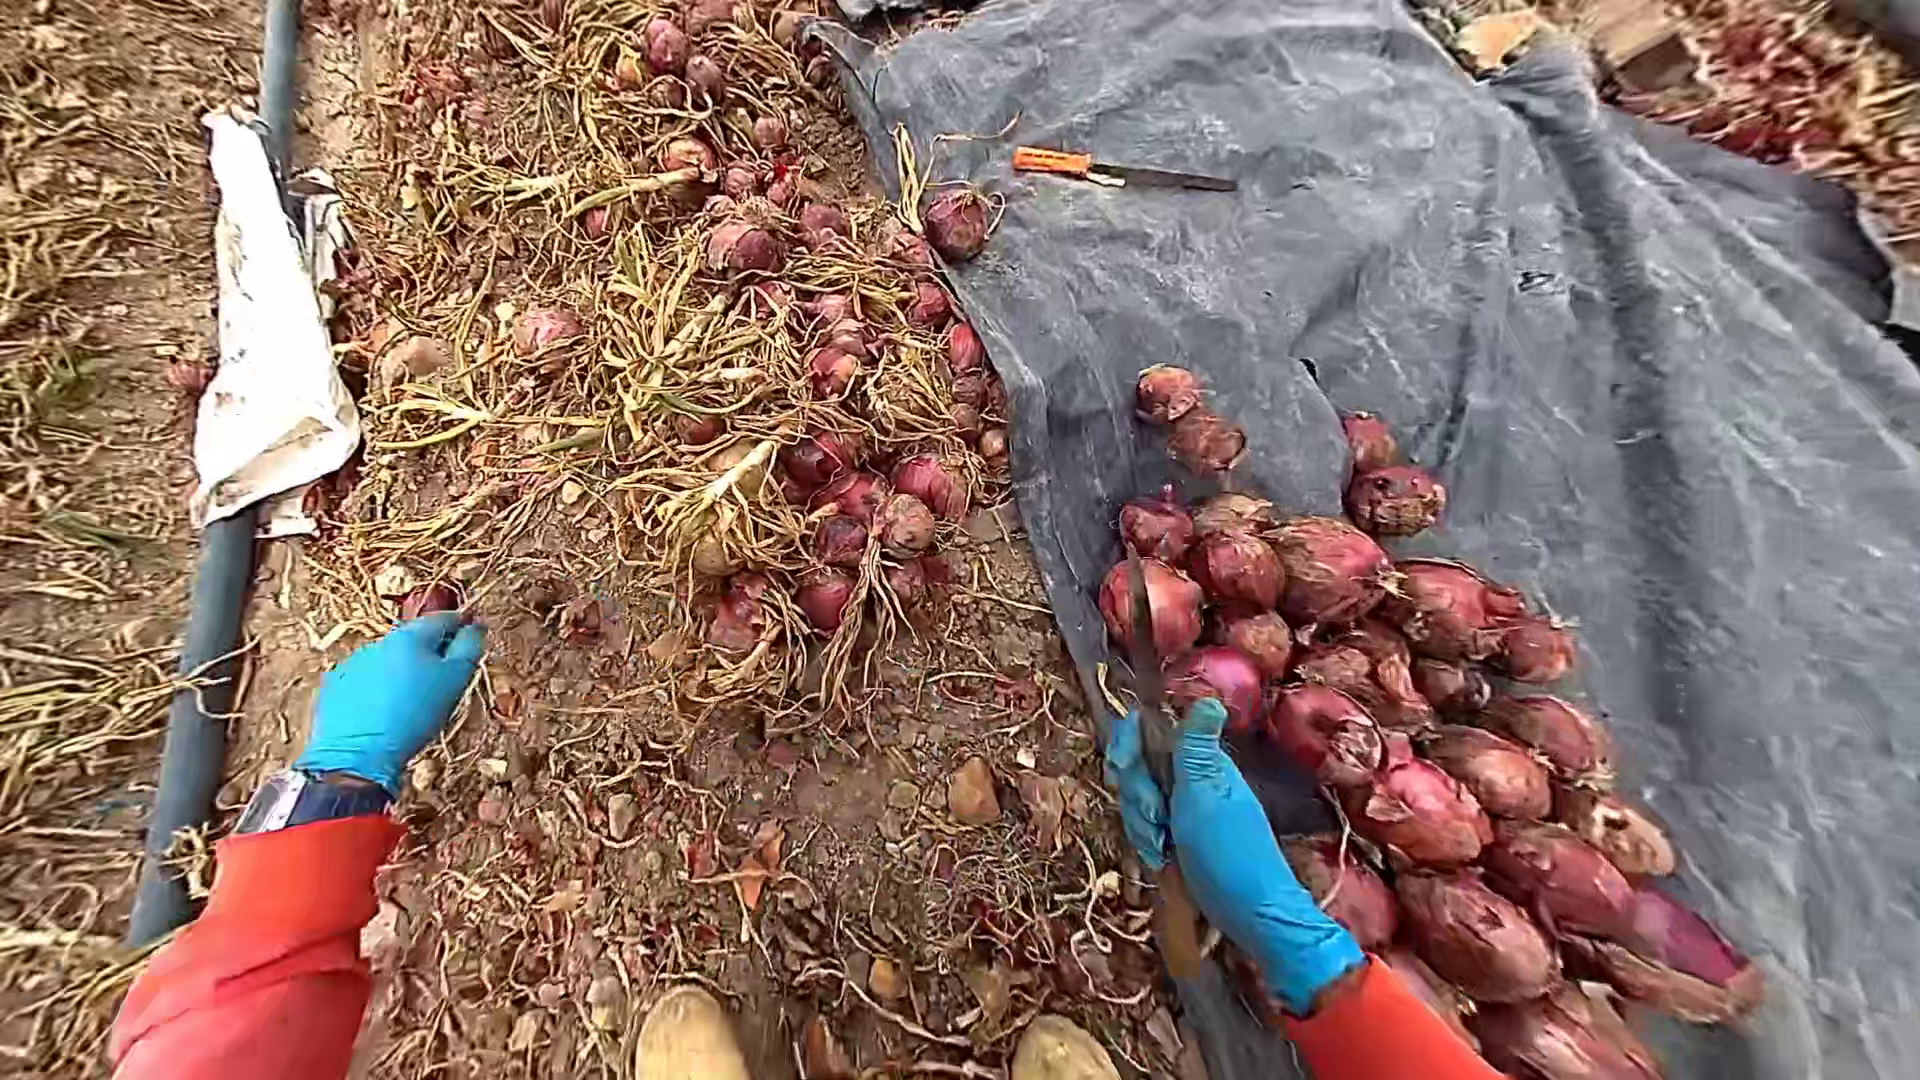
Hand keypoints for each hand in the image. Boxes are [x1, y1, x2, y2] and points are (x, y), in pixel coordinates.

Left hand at [295, 613, 484, 794]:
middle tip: (449, 674)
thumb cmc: (417, 713)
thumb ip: (470, 645)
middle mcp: (379, 643)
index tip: (473, 640)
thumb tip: (475, 626)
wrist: (358, 755)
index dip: (464, 626)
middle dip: (435, 649)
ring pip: (393, 656)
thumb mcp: (457, 677)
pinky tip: (392, 705)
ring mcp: (353, 664)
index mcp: (410, 637)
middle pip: (417, 637)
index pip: (445, 618)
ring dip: (409, 666)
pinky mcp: (336, 687)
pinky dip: (385, 683)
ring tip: (419, 694)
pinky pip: (370, 675)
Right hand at [1105, 698, 1363, 1013]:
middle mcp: (1185, 772)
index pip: (1143, 727)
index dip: (1125, 743)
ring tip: (1162, 843)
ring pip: (1133, 794)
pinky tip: (1159, 855)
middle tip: (1157, 816)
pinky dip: (1143, 838)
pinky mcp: (1171, 829)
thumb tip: (1210, 699)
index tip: (1120, 766)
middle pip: (1133, 763)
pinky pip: (1139, 821)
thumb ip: (1195, 745)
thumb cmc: (1228, 849)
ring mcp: (1178, 802)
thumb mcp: (1204, 793)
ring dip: (1139, 820)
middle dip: (1135, 792)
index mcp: (1196, 756)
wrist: (1249, 913)